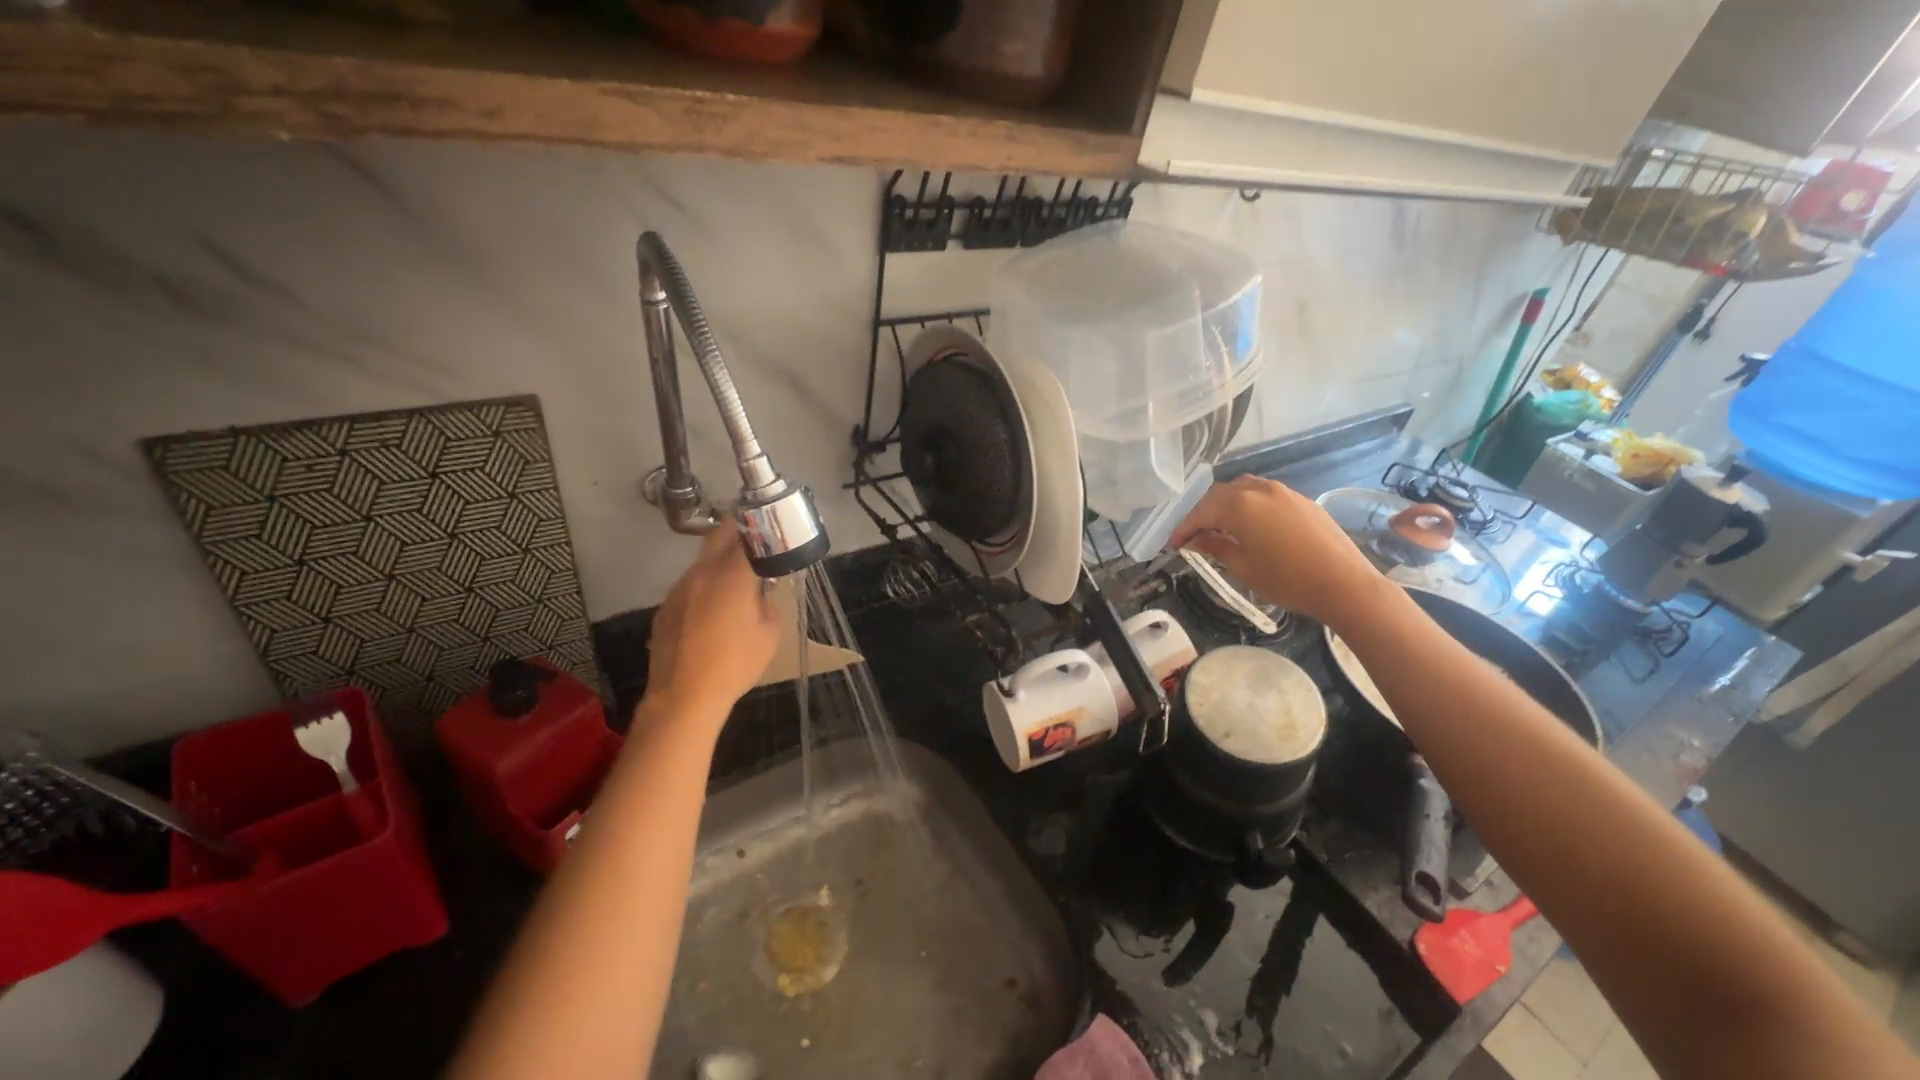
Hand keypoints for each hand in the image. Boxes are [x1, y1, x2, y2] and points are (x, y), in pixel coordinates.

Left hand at [641, 522, 780, 728]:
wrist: (684, 695)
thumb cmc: (735, 664)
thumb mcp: (769, 635)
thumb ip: (768, 604)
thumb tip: (760, 595)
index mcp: (732, 574)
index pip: (748, 533)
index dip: (762, 528)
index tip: (773, 531)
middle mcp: (702, 572)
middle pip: (718, 535)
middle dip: (736, 532)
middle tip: (754, 542)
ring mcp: (679, 588)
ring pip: (701, 562)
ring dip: (718, 564)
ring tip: (734, 586)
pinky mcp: (665, 607)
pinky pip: (689, 587)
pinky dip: (703, 589)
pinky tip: (711, 614)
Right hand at [1169, 475, 1387, 627]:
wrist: (1344, 583)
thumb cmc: (1288, 580)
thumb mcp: (1244, 568)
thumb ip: (1216, 547)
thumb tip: (1196, 540)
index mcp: (1240, 506)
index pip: (1201, 512)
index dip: (1183, 528)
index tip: (1173, 545)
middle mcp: (1259, 489)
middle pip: (1219, 495)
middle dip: (1203, 514)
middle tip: (1193, 536)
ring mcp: (1283, 491)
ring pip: (1243, 489)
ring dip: (1226, 505)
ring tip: (1220, 528)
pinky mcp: (1300, 499)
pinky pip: (1264, 494)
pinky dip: (1248, 505)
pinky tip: (1250, 525)